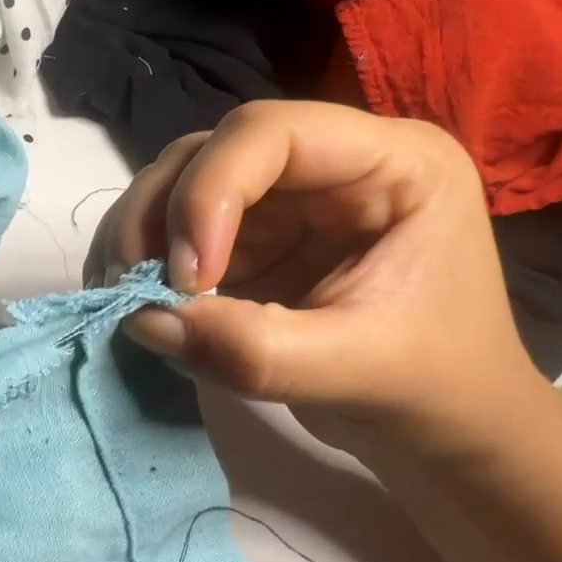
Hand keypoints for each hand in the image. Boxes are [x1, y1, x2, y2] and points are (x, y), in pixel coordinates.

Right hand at [86, 100, 549, 464]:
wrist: (437, 426)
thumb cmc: (430, 388)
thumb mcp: (355, 371)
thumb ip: (252, 349)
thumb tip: (142, 319)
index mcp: (390, 165)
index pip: (268, 134)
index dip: (209, 193)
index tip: (191, 279)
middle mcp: (324, 166)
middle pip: (204, 154)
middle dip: (154, 217)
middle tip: (131, 287)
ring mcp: (277, 201)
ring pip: (171, 185)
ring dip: (133, 238)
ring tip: (124, 296)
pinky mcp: (239, 240)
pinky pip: (164, 230)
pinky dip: (135, 262)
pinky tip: (132, 301)